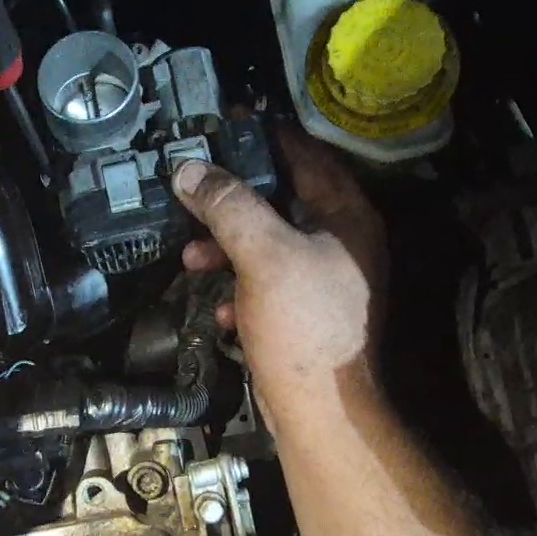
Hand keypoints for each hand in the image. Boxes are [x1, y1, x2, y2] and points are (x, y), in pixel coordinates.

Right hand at [171, 127, 387, 416]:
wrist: (321, 410)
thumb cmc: (302, 324)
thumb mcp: (263, 255)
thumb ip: (228, 207)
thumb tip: (189, 169)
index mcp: (347, 217)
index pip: (306, 157)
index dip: (264, 138)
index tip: (224, 125)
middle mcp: (342, 243)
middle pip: (281, 202)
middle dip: (232, 204)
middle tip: (192, 195)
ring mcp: (324, 282)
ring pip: (267, 247)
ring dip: (226, 251)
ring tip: (191, 260)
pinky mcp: (305, 315)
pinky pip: (266, 287)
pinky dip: (241, 292)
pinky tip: (223, 313)